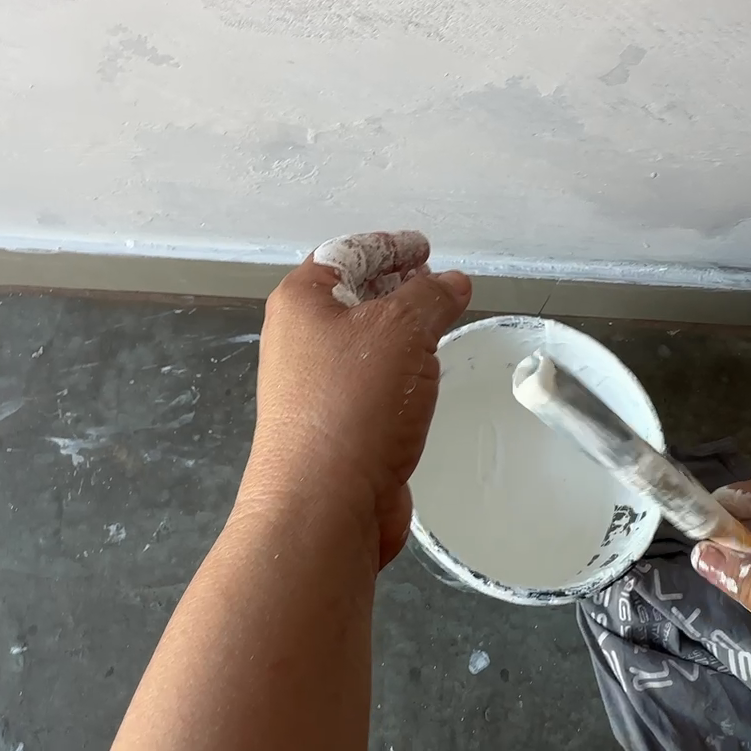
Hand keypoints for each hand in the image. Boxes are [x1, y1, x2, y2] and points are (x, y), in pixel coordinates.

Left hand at [242, 232, 472, 567]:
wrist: (324, 504)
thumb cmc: (356, 400)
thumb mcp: (402, 330)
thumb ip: (432, 297)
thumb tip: (453, 282)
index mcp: (301, 301)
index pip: (347, 253)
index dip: (389, 246)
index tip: (425, 249)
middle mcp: (298, 337)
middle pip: (352, 295)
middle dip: (396, 286)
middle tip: (436, 284)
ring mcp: (311, 383)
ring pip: (362, 339)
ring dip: (399, 329)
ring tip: (436, 324)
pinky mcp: (331, 422)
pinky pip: (367, 379)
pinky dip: (396, 368)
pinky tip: (423, 375)